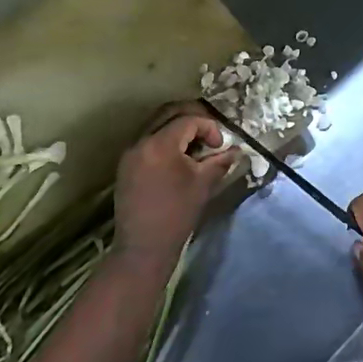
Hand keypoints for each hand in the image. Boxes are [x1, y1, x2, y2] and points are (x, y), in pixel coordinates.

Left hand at [113, 104, 240, 263]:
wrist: (143, 247)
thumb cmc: (177, 215)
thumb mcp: (203, 185)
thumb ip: (220, 162)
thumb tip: (236, 150)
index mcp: (159, 144)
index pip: (187, 120)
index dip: (209, 127)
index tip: (220, 145)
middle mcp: (140, 141)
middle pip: (167, 114)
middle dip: (191, 118)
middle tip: (209, 133)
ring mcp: (130, 153)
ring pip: (155, 125)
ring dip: (177, 128)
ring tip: (195, 146)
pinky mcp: (125, 165)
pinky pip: (146, 141)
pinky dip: (164, 141)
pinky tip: (178, 158)